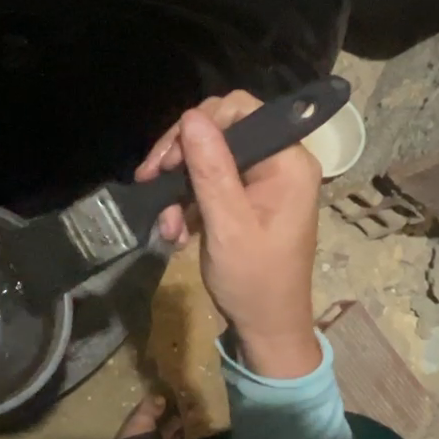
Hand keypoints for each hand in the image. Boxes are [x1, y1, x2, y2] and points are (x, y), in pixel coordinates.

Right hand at [136, 91, 323, 377]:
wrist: (265, 328)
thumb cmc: (255, 280)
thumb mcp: (228, 225)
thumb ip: (211, 170)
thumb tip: (191, 117)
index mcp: (287, 161)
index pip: (241, 110)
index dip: (199, 126)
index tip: (168, 160)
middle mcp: (278, 162)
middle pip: (220, 130)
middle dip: (181, 157)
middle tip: (151, 181)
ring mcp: (261, 180)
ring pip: (207, 157)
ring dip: (178, 186)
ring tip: (166, 224)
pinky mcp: (244, 198)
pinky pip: (208, 182)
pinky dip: (186, 202)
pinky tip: (174, 231)